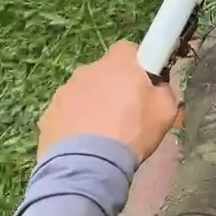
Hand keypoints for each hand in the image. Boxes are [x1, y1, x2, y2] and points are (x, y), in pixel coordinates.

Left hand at [37, 42, 178, 162]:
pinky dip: (76, 123)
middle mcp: (88, 69)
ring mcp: (64, 91)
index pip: (129, 49)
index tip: (143, 85)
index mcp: (118, 62)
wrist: (89, 165)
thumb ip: (164, 90)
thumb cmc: (132, 132)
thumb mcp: (166, 111)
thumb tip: (157, 87)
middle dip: (114, 86)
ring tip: (103, 134)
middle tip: (126, 114)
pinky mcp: (49, 113)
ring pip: (84, 92)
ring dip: (93, 105)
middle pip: (105, 72)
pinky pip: (68, 113)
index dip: (137, 65)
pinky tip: (85, 144)